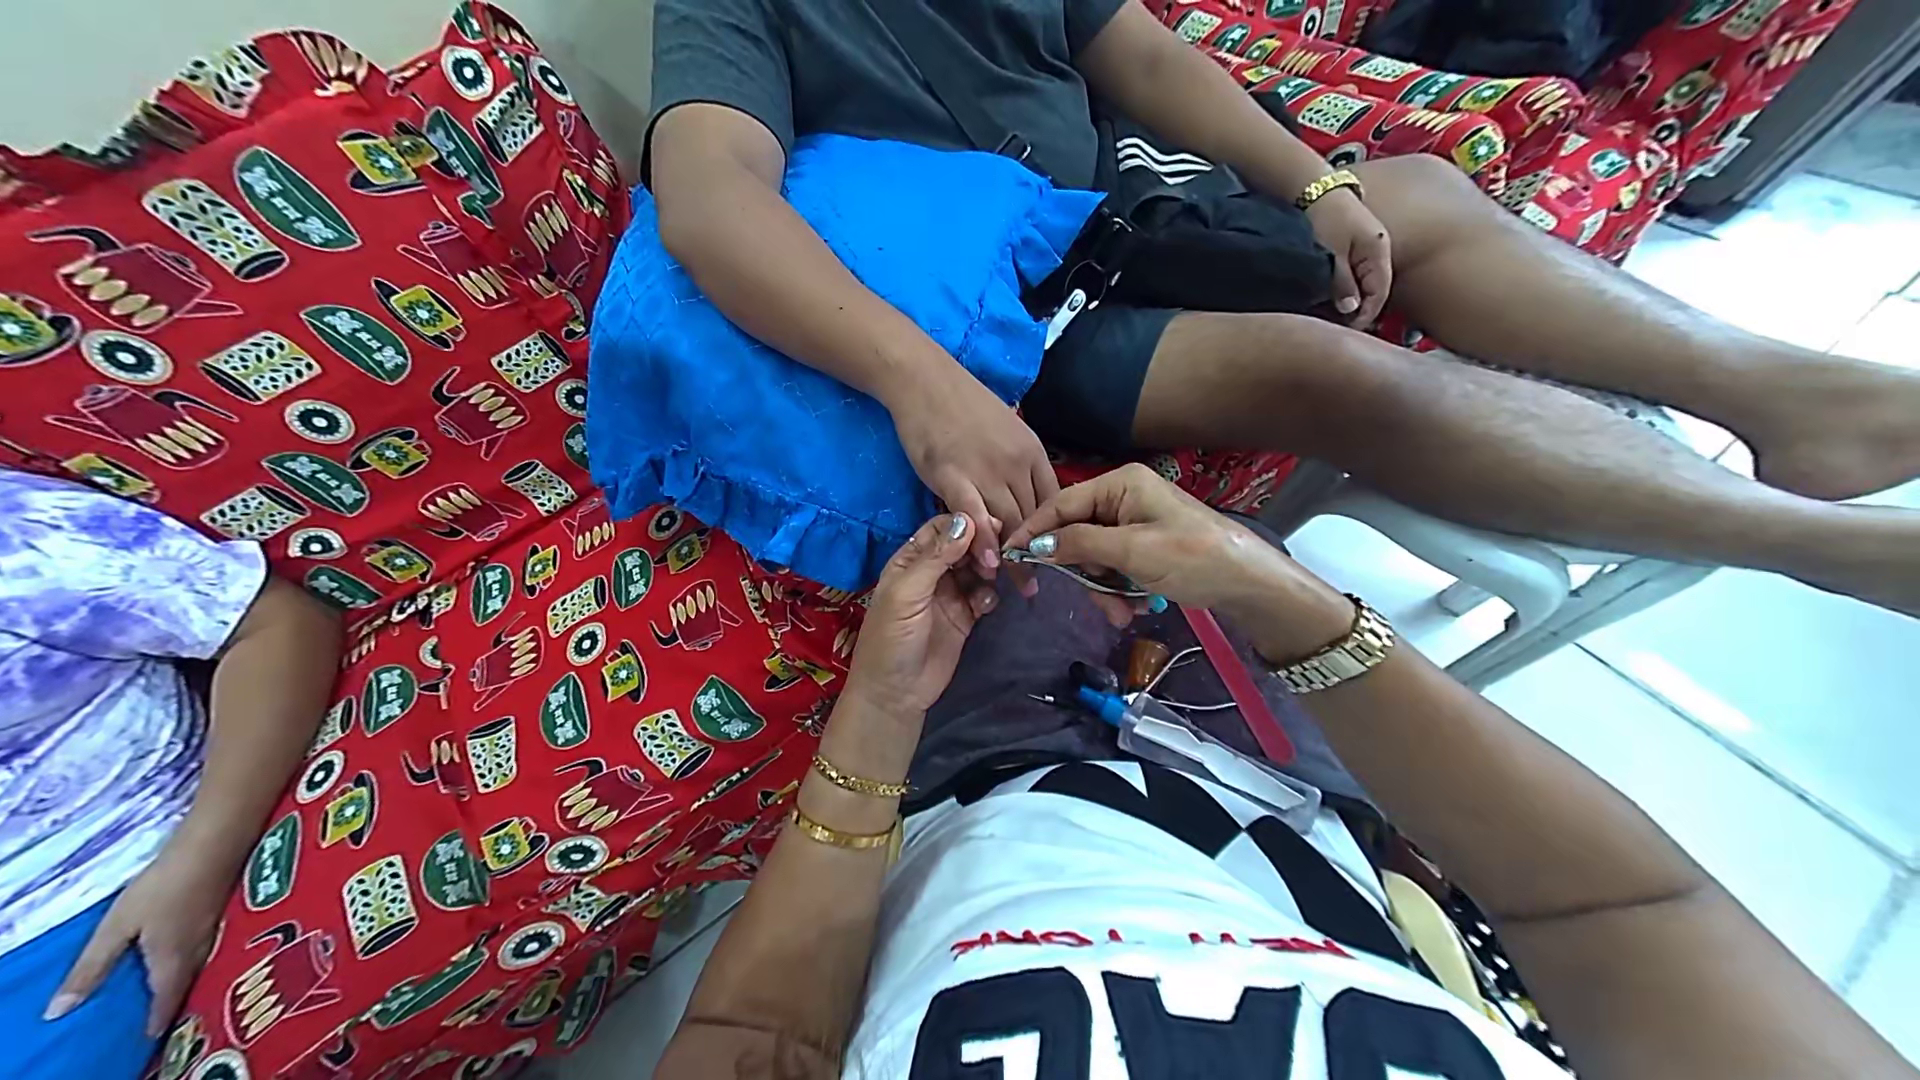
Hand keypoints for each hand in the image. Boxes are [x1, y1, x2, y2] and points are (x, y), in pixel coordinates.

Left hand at [45, 839, 232, 1035]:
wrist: (218, 843)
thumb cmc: (163, 886)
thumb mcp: (117, 926)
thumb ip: (93, 967)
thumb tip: (59, 1013)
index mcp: (171, 956)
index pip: (165, 997)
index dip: (157, 1019)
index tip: (150, 1038)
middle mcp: (198, 946)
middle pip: (186, 981)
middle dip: (175, 1000)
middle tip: (162, 1017)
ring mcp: (215, 926)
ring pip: (200, 962)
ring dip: (188, 979)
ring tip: (175, 990)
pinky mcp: (223, 910)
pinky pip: (210, 945)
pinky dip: (197, 958)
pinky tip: (193, 953)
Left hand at [841, 512, 998, 715]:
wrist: (896, 693)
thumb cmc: (891, 639)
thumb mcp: (907, 594)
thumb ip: (935, 558)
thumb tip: (967, 521)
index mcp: (910, 560)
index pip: (942, 528)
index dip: (966, 526)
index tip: (988, 531)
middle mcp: (932, 572)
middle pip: (965, 544)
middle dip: (982, 546)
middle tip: (998, 555)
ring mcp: (950, 594)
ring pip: (977, 567)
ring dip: (989, 569)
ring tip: (992, 578)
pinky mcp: (965, 616)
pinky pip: (984, 594)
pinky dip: (989, 595)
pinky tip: (985, 606)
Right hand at [891, 367, 1060, 575]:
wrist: (923, 379)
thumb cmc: (963, 405)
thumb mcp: (1005, 433)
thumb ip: (1016, 466)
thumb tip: (1020, 499)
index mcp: (1033, 453)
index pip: (1053, 502)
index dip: (1053, 534)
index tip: (1051, 559)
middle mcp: (1017, 463)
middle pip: (1034, 518)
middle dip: (1037, 555)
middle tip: (1035, 587)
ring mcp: (987, 469)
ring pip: (1009, 522)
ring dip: (1014, 558)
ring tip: (1017, 588)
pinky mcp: (953, 475)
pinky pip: (975, 515)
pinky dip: (984, 542)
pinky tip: (989, 564)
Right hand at [1005, 463, 1354, 659]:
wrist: (1249, 582)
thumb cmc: (1192, 557)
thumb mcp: (1131, 551)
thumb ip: (1079, 544)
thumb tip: (1033, 546)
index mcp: (1120, 484)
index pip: (1062, 502)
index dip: (1034, 530)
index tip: (1008, 553)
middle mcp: (1124, 496)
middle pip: (1077, 531)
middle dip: (1083, 571)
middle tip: (1095, 601)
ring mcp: (1135, 520)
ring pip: (1094, 553)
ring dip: (1103, 587)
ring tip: (1123, 612)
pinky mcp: (1144, 542)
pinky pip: (1114, 563)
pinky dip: (1119, 587)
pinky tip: (1136, 606)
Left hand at [1306, 188, 1391, 328]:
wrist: (1312, 190)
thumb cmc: (1323, 219)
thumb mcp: (1332, 255)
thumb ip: (1341, 283)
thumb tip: (1350, 310)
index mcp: (1378, 251)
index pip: (1379, 292)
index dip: (1366, 315)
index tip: (1350, 333)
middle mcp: (1376, 250)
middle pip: (1372, 290)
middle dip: (1357, 312)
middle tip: (1338, 331)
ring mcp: (1363, 248)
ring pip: (1361, 284)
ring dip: (1348, 303)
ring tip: (1330, 321)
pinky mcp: (1349, 247)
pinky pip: (1351, 275)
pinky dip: (1341, 290)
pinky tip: (1327, 302)